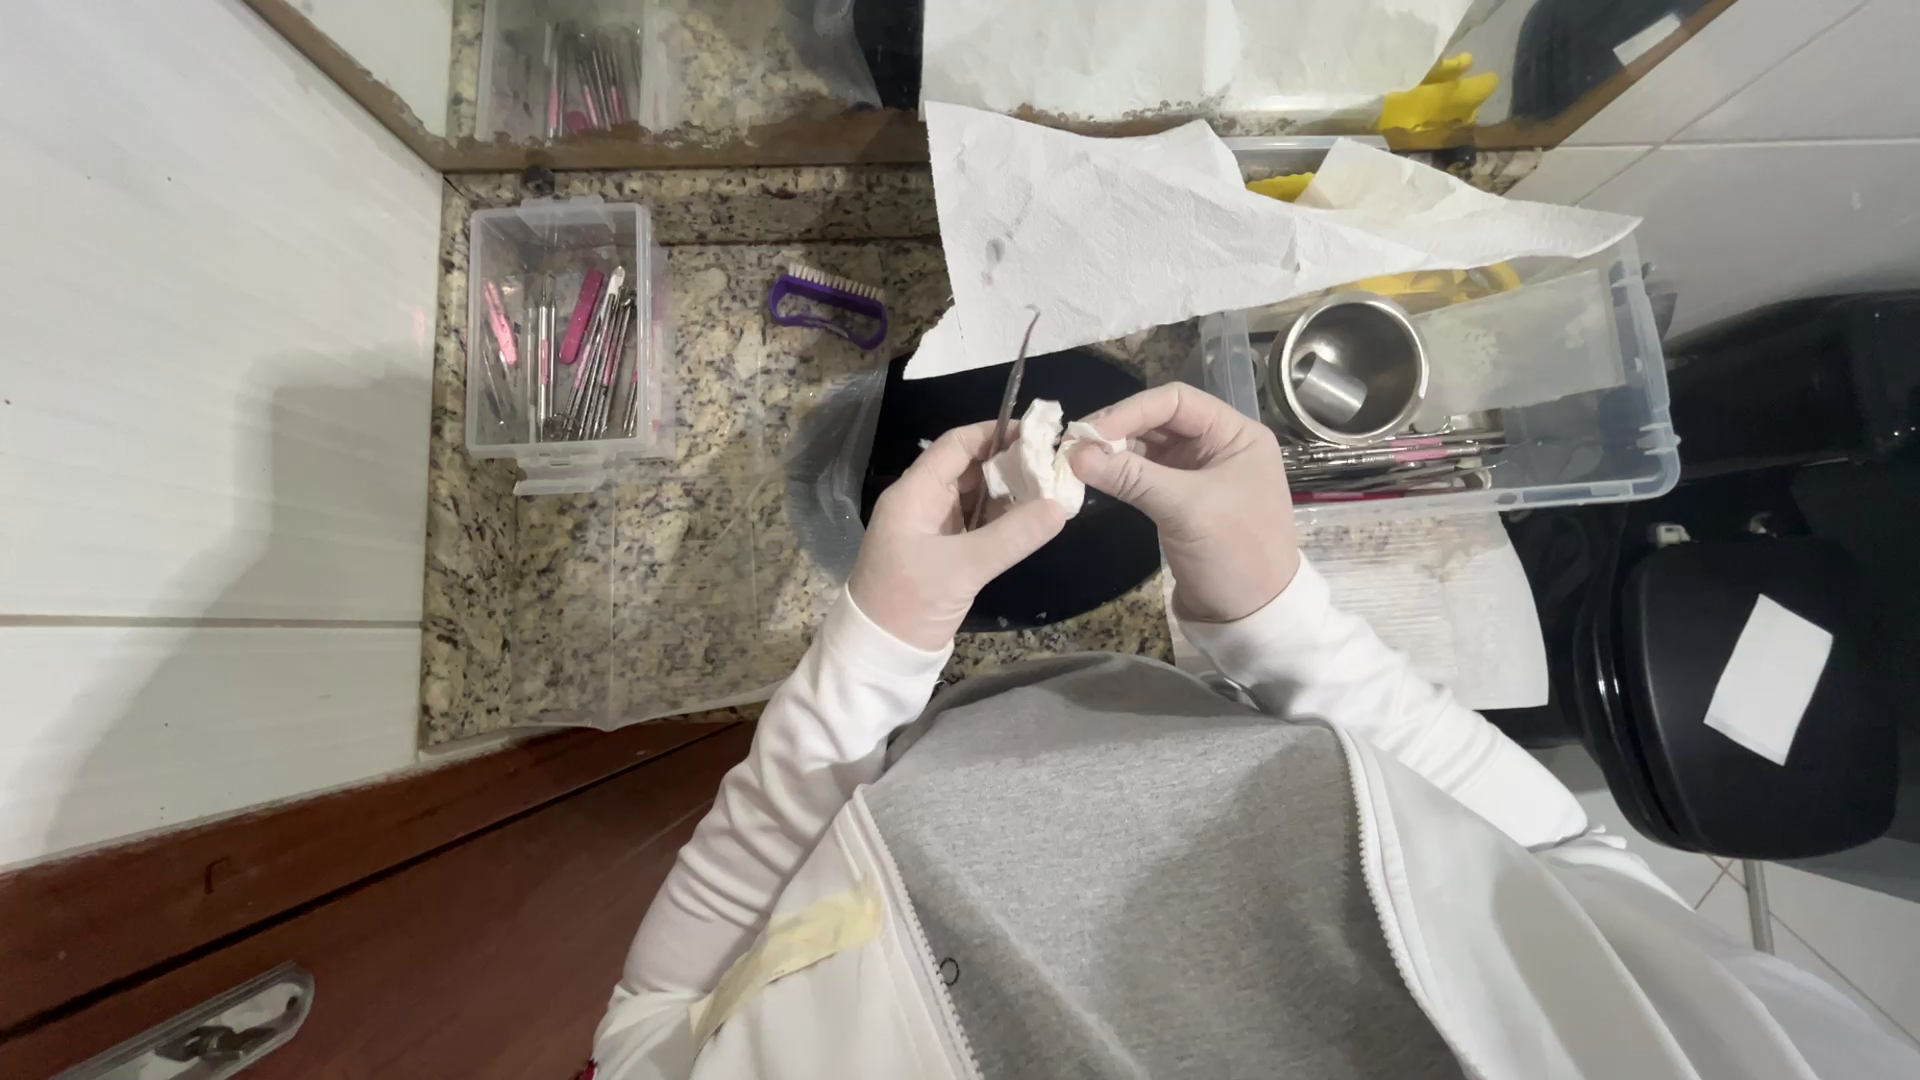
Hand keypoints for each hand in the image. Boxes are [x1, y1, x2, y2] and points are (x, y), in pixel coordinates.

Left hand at [849, 420, 1067, 649]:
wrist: (880, 653)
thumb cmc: (910, 602)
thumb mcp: (963, 567)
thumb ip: (1012, 536)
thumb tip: (1060, 507)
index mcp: (915, 494)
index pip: (955, 446)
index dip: (994, 433)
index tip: (1036, 433)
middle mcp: (923, 503)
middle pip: (969, 468)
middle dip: (1009, 463)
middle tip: (1052, 463)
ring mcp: (933, 529)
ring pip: (976, 497)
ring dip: (1009, 492)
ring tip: (1050, 488)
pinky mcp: (944, 553)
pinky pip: (977, 524)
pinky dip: (1002, 519)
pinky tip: (1031, 518)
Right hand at [1068, 384, 1299, 623]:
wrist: (1250, 615)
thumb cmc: (1234, 553)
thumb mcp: (1185, 509)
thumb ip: (1132, 477)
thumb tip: (1075, 455)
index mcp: (1235, 435)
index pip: (1176, 401)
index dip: (1131, 411)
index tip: (1092, 433)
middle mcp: (1216, 445)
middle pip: (1158, 420)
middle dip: (1117, 429)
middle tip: (1074, 445)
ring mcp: (1196, 472)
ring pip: (1146, 447)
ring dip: (1112, 451)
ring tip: (1075, 460)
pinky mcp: (1178, 498)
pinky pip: (1143, 474)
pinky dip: (1118, 473)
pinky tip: (1092, 476)